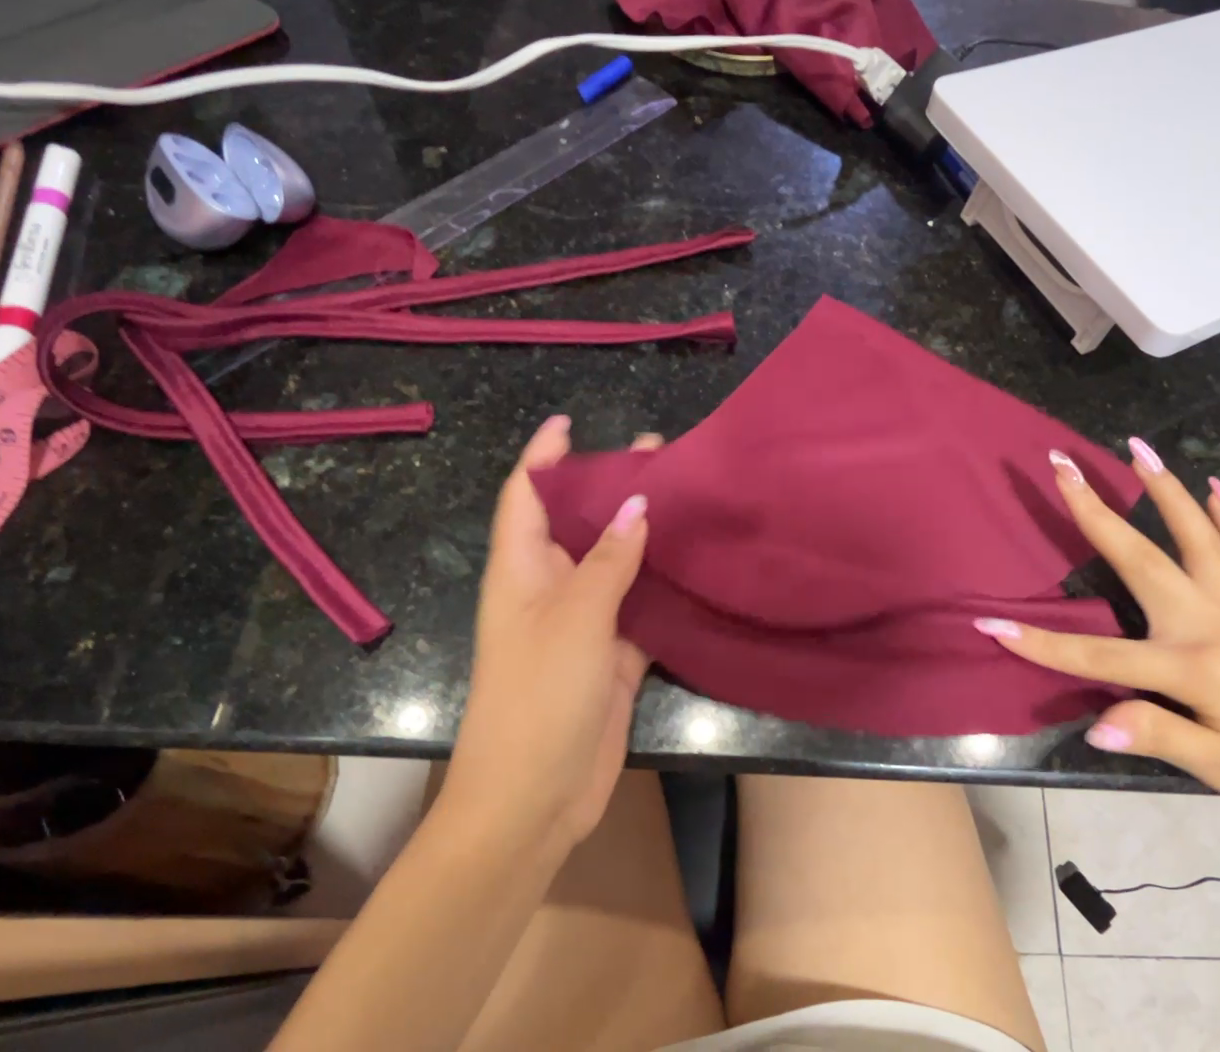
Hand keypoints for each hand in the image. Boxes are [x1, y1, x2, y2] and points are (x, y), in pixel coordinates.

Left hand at [441, 415, 657, 849]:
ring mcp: (582, 626)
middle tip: (661, 455)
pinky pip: (639, 612)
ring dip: (644, 538)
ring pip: (615, 568)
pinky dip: (664, 590)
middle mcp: (548, 590)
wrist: (535, 796)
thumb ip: (609, 562)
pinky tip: (698, 569)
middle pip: (579, 527)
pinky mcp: (611, 659)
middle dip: (611, 490)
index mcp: (520, 571)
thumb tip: (638, 504)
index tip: (573, 422)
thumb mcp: (575, 620)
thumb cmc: (540, 697)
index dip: (545, 457)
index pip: (528, 497)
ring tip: (689, 501)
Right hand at [976, 440, 1219, 847]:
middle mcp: (1215, 622)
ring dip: (1163, 490)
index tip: (986, 626)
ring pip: (1199, 536)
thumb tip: (1096, 724)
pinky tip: (1216, 491)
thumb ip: (1160, 734)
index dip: (1039, 646)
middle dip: (1094, 511)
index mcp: (1194, 666)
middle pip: (1141, 559)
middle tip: (1061, 466)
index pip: (1098, 656)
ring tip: (1137, 449)